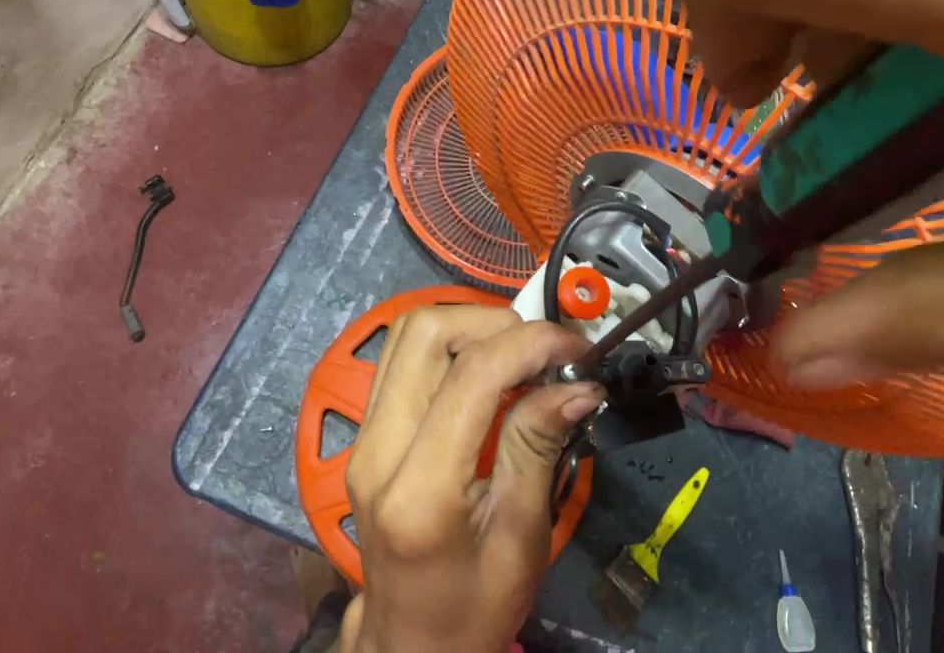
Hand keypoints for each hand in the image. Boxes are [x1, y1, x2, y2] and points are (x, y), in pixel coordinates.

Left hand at [338, 306, 602, 652]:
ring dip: (472, 327)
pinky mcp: (367, 431)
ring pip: (408, 334)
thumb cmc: (473, 607)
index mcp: (419, 489)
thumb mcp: (521, 539)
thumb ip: (539, 449)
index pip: (470, 375)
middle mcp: (377, 448)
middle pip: (424, 332)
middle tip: (545, 352)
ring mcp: (364, 436)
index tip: (578, 350)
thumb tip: (580, 383)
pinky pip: (404, 358)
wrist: (409, 643)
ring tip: (522, 356)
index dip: (531, 344)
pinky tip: (491, 371)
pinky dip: (453, 346)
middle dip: (496, 323)